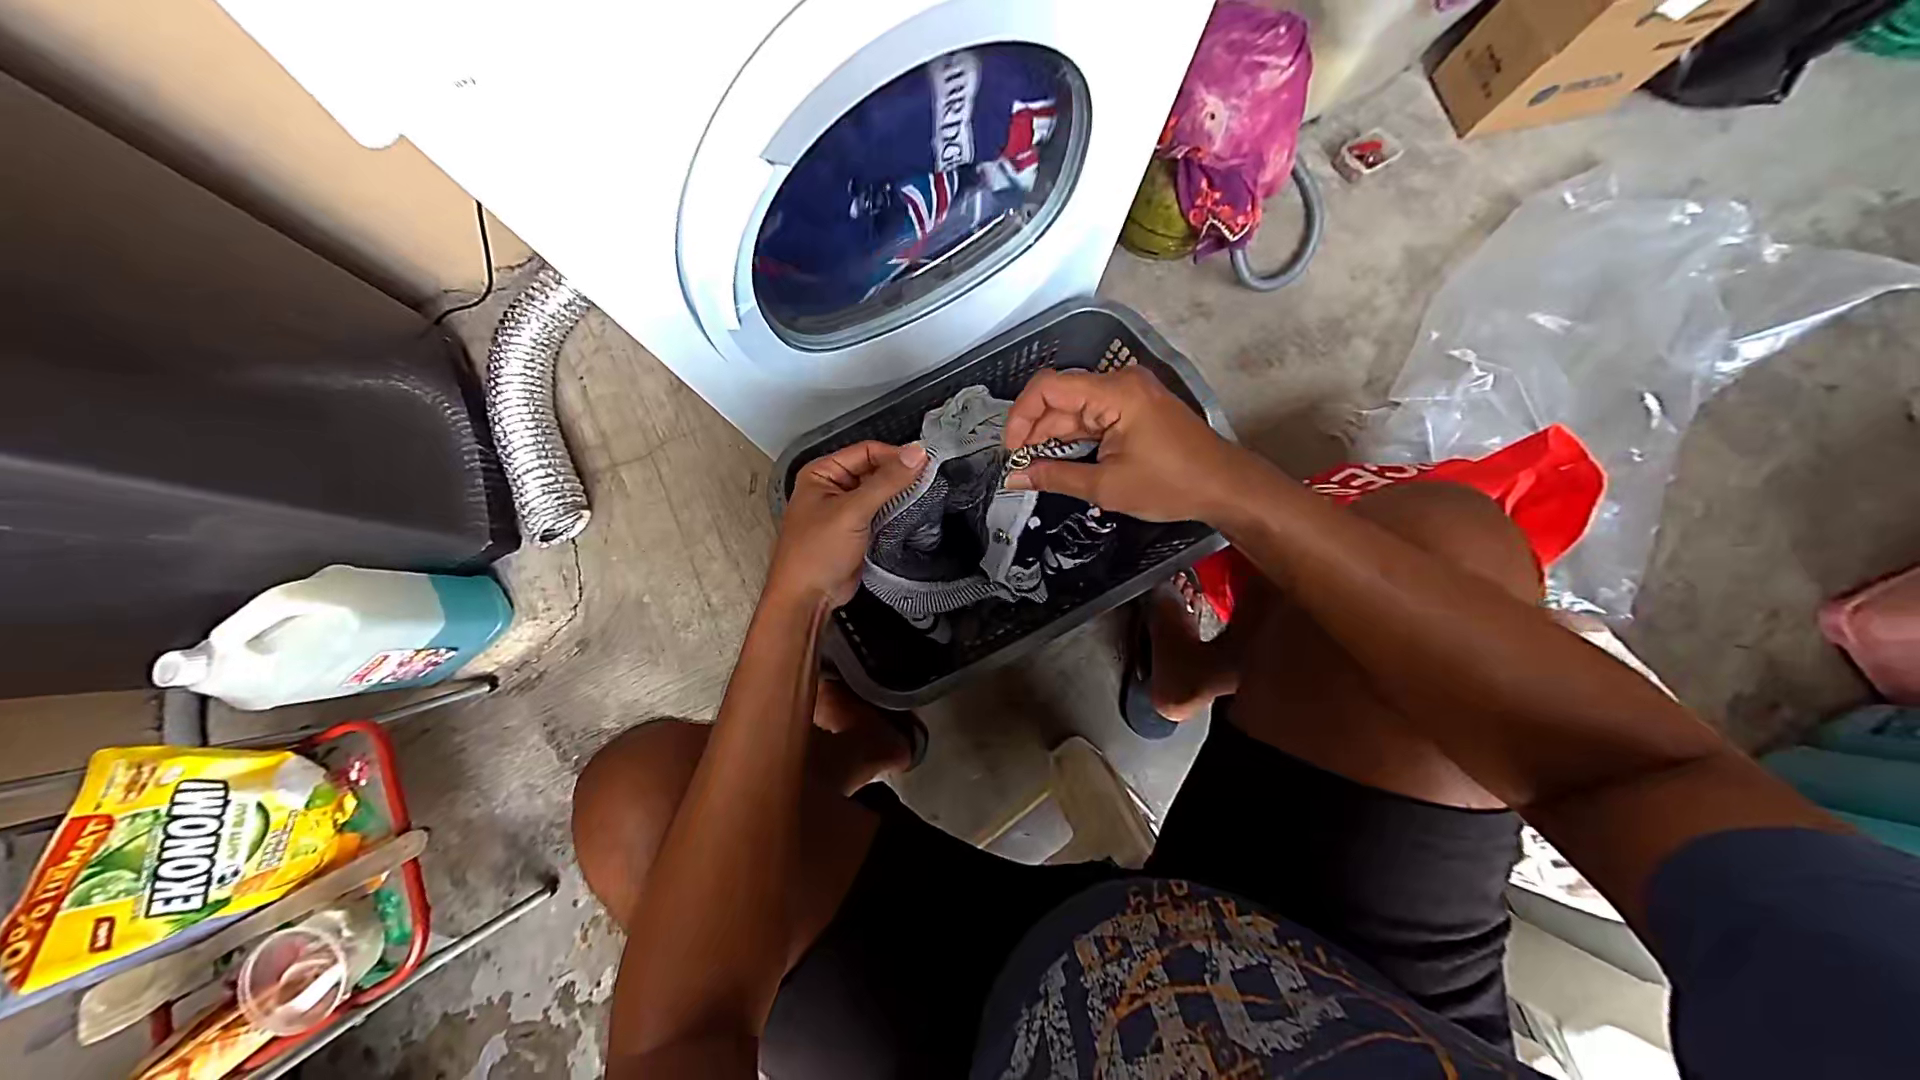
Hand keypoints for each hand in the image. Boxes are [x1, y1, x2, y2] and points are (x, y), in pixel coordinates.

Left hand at [767, 440, 927, 607]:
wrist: (807, 597)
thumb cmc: (814, 554)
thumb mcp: (852, 511)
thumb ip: (886, 481)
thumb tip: (915, 455)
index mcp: (822, 473)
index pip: (867, 451)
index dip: (895, 456)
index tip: (922, 463)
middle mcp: (833, 487)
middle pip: (876, 470)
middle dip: (899, 476)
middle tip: (926, 481)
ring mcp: (846, 509)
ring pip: (881, 492)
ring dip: (900, 495)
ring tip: (922, 498)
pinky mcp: (857, 529)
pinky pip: (882, 512)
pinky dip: (897, 512)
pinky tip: (912, 515)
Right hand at [1002, 367, 1249, 522]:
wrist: (1224, 486)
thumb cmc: (1173, 485)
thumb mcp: (1106, 486)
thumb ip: (1054, 477)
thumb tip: (1016, 478)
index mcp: (1115, 393)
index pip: (1048, 387)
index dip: (1021, 416)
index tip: (1011, 450)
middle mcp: (1120, 383)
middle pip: (1059, 397)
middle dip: (1034, 431)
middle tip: (1018, 466)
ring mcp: (1128, 394)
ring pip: (1074, 408)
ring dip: (1052, 436)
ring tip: (1033, 467)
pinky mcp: (1133, 407)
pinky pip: (1092, 415)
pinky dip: (1073, 437)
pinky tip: (1058, 458)